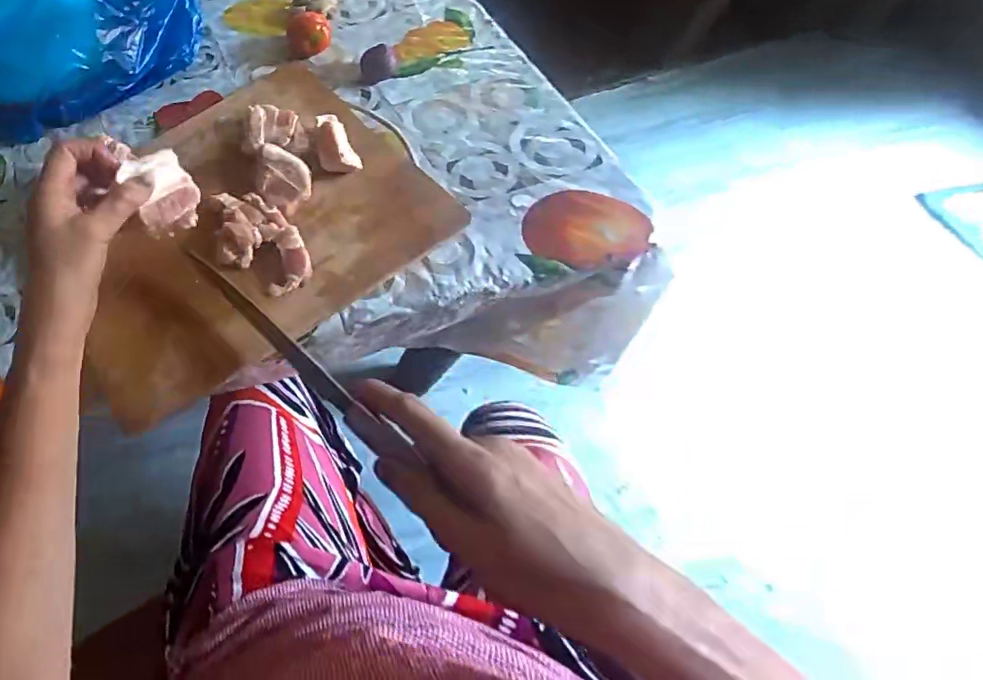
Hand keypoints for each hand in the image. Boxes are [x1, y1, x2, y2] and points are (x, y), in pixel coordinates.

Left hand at [24, 137, 149, 323]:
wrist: (56, 316)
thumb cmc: (70, 268)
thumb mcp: (97, 230)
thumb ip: (121, 201)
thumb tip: (148, 177)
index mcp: (48, 192)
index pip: (65, 151)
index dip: (93, 150)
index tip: (119, 168)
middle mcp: (51, 199)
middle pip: (76, 166)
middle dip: (106, 166)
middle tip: (134, 179)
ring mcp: (61, 218)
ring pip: (86, 188)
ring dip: (111, 186)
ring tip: (138, 194)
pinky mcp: (72, 235)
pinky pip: (91, 209)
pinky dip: (111, 205)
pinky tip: (134, 213)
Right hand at [351, 381, 663, 635]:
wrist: (630, 593)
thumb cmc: (536, 571)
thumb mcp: (465, 541)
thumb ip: (420, 495)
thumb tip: (385, 459)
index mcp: (469, 460)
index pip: (412, 414)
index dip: (380, 398)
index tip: (353, 388)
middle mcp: (491, 444)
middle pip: (438, 445)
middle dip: (424, 470)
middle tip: (436, 521)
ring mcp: (520, 455)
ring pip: (466, 463)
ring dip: (457, 486)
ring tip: (482, 540)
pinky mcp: (541, 472)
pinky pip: (491, 471)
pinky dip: (481, 490)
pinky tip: (508, 534)